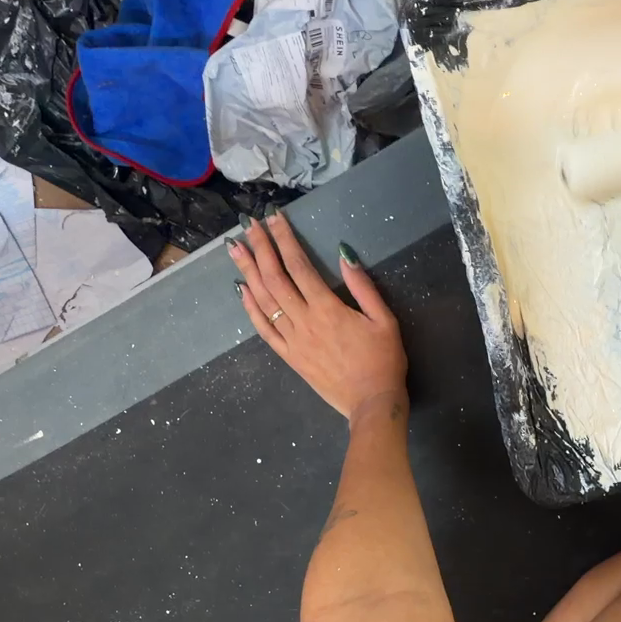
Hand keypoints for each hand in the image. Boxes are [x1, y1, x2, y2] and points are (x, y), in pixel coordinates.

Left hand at [231, 211, 406, 419]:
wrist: (372, 403)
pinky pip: (264, 330)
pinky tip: (242, 291)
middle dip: (261, 248)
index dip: (285, 240)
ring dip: (249, 272)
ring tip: (235, 249)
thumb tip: (344, 255)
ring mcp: (293, 340)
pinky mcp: (290, 357)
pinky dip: (250, 309)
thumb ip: (364, 287)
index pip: (300, 266)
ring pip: (264, 300)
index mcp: (328, 309)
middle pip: (276, 278)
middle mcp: (305, 321)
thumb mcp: (385, 321)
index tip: (273, 218)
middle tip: (248, 225)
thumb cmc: (384, 361)